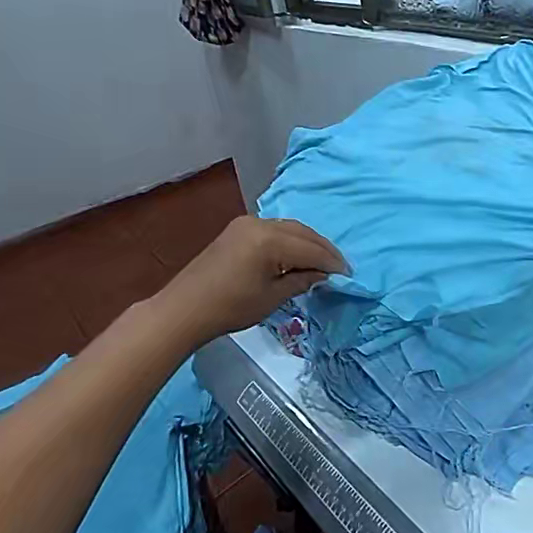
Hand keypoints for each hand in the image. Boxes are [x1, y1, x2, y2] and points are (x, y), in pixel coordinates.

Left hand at [148, 217, 347, 344]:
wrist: (184, 309)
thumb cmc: (230, 307)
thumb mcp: (272, 297)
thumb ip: (301, 281)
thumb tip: (322, 275)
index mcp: (270, 240)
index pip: (311, 249)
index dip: (331, 263)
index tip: (347, 275)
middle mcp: (260, 224)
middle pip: (303, 232)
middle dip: (323, 249)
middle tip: (339, 267)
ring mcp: (247, 224)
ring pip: (289, 228)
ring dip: (308, 243)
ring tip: (322, 262)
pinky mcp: (237, 229)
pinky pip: (274, 229)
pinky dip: (290, 241)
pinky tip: (298, 255)